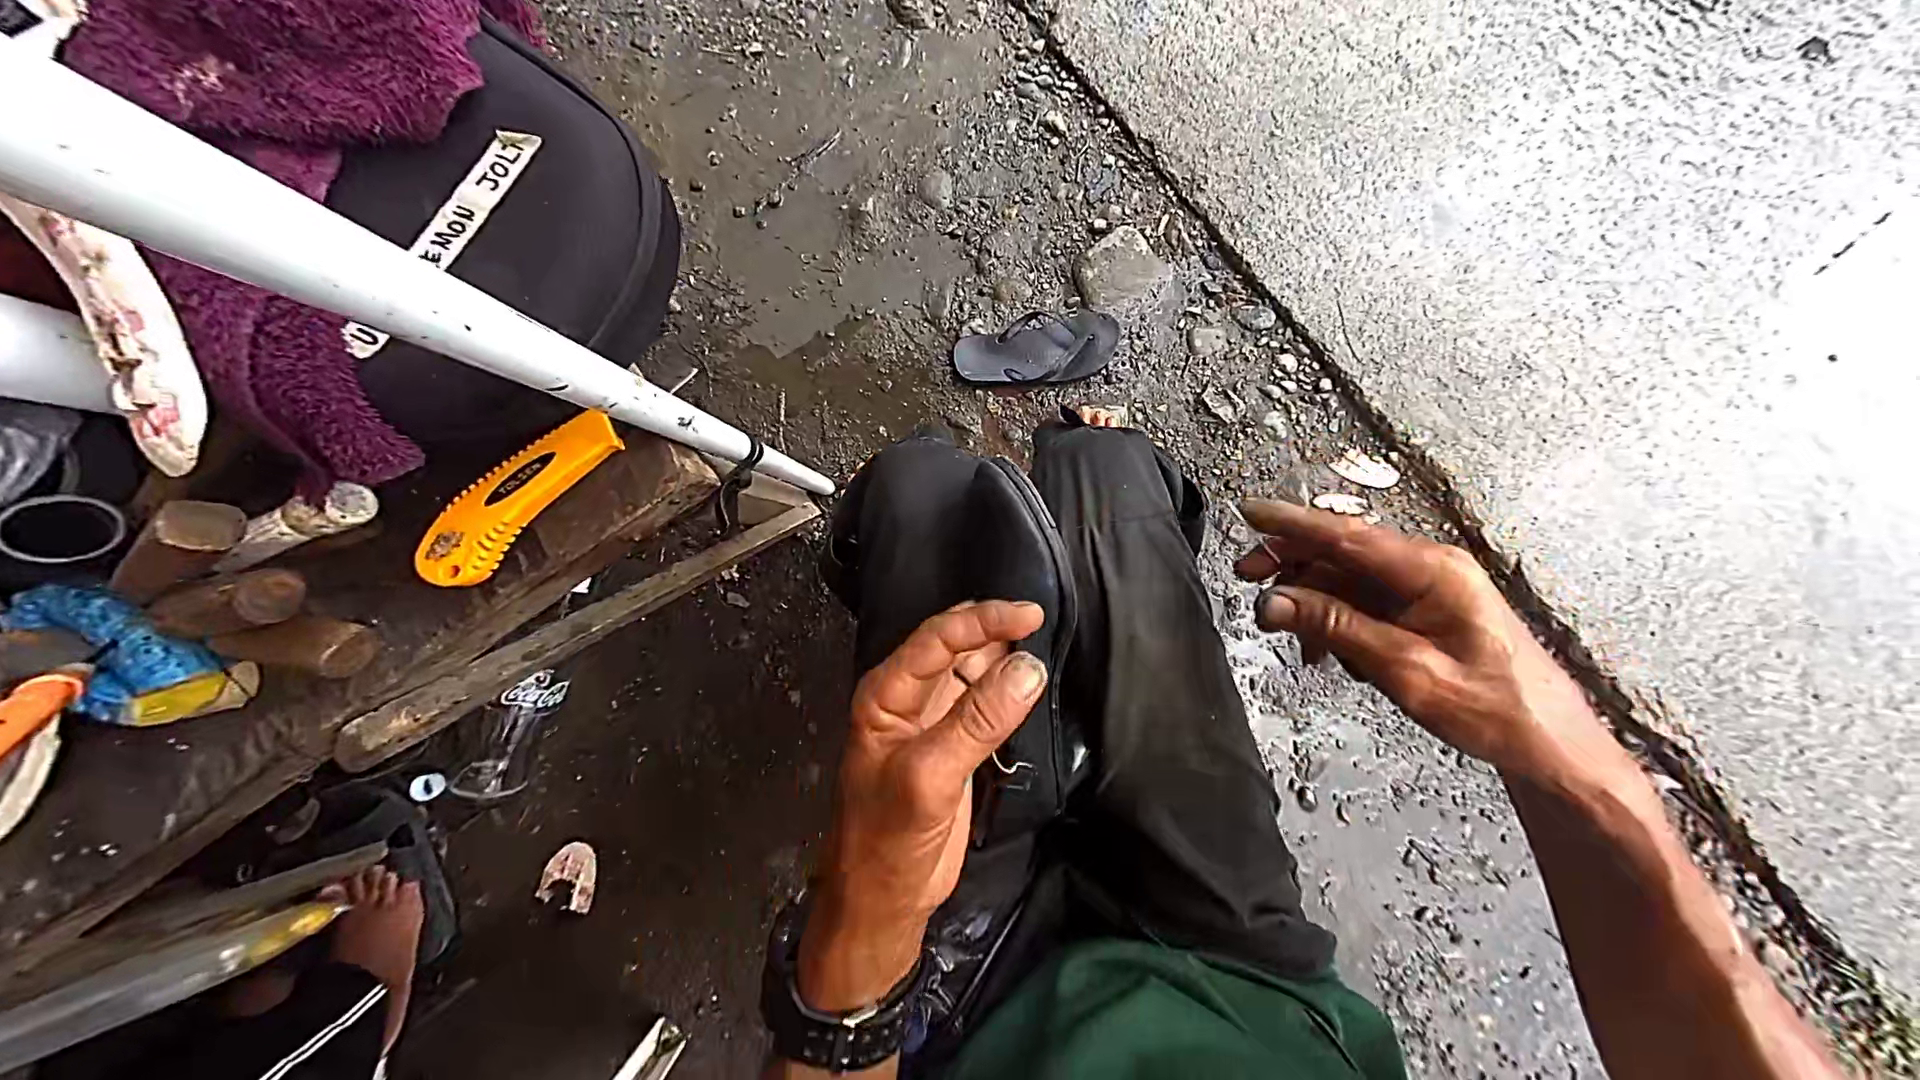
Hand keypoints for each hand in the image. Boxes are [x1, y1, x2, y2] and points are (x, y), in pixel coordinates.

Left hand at [800, 600, 1048, 1009]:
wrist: (883, 900)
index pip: (937, 639)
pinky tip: (1027, 683)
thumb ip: (977, 722)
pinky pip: (983, 700)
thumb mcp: (930, 779)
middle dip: (992, 629)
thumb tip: (1027, 669)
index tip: (1030, 615)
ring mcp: (931, 719)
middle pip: (954, 645)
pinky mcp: (953, 742)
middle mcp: (907, 697)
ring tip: (1040, 646)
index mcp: (886, 694)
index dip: (982, 621)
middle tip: (1039, 622)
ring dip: (1002, 655)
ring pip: (971, 669)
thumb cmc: (888, 841)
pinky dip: (1007, 688)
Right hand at [1235, 499, 1626, 785]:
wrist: (1549, 745)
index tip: (1250, 512)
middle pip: (1338, 551)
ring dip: (1307, 600)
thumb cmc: (1495, 709)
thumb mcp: (1405, 669)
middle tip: (1248, 578)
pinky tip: (1323, 648)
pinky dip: (1330, 619)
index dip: (1291, 522)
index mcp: (1432, 572)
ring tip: (1288, 633)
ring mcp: (1423, 587)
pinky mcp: (1418, 608)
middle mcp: (1427, 568)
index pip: (1345, 536)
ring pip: (1342, 578)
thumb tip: (1275, 601)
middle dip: (1288, 563)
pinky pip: (1358, 601)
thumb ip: (1336, 628)